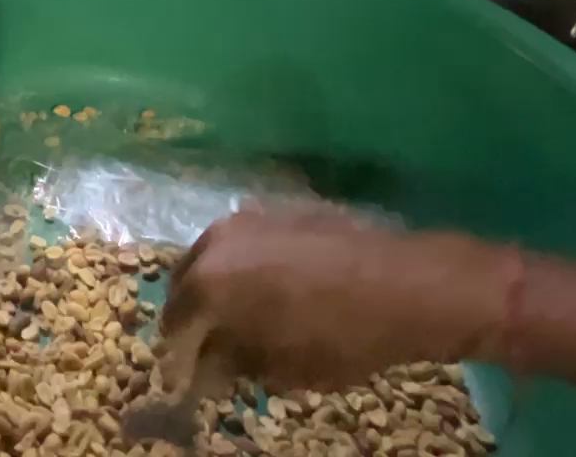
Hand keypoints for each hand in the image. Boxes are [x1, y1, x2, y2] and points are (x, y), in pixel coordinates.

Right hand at [160, 208, 513, 391]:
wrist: (401, 283)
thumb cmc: (339, 337)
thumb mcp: (282, 368)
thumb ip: (232, 362)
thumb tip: (207, 362)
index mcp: (208, 283)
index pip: (173, 319)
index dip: (177, 347)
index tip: (188, 366)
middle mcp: (215, 240)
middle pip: (185, 276)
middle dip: (192, 306)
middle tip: (209, 334)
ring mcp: (244, 216)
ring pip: (213, 250)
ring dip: (217, 277)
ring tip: (241, 305)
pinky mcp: (273, 206)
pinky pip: (243, 236)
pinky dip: (244, 258)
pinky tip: (272, 279)